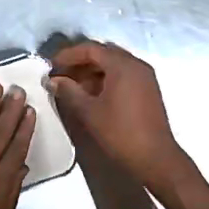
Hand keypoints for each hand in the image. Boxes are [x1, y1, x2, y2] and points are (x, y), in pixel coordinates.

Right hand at [47, 42, 192, 194]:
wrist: (156, 159)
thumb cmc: (121, 133)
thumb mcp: (89, 112)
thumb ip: (69, 91)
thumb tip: (52, 80)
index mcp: (122, 65)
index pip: (91, 49)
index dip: (69, 55)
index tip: (51, 65)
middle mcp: (136, 64)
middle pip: (103, 54)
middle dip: (80, 62)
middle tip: (61, 73)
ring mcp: (144, 76)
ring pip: (113, 64)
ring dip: (92, 71)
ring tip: (72, 85)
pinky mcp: (148, 89)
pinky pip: (123, 75)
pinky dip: (105, 79)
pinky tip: (91, 94)